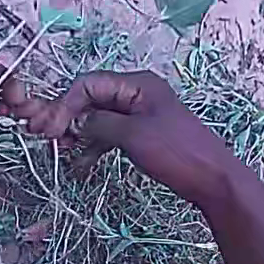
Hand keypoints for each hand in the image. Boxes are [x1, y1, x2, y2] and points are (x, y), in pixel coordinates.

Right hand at [12, 70, 241, 207]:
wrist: (213, 179)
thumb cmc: (176, 152)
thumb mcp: (133, 135)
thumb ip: (100, 123)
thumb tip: (75, 122)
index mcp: (136, 84)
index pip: (88, 85)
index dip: (65, 105)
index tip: (50, 130)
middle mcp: (135, 94)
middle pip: (90, 100)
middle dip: (68, 119)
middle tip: (50, 141)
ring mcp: (138, 115)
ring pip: (97, 119)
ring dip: (78, 135)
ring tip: (64, 153)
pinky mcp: (140, 135)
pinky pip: (109, 135)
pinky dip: (94, 147)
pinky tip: (82, 165)